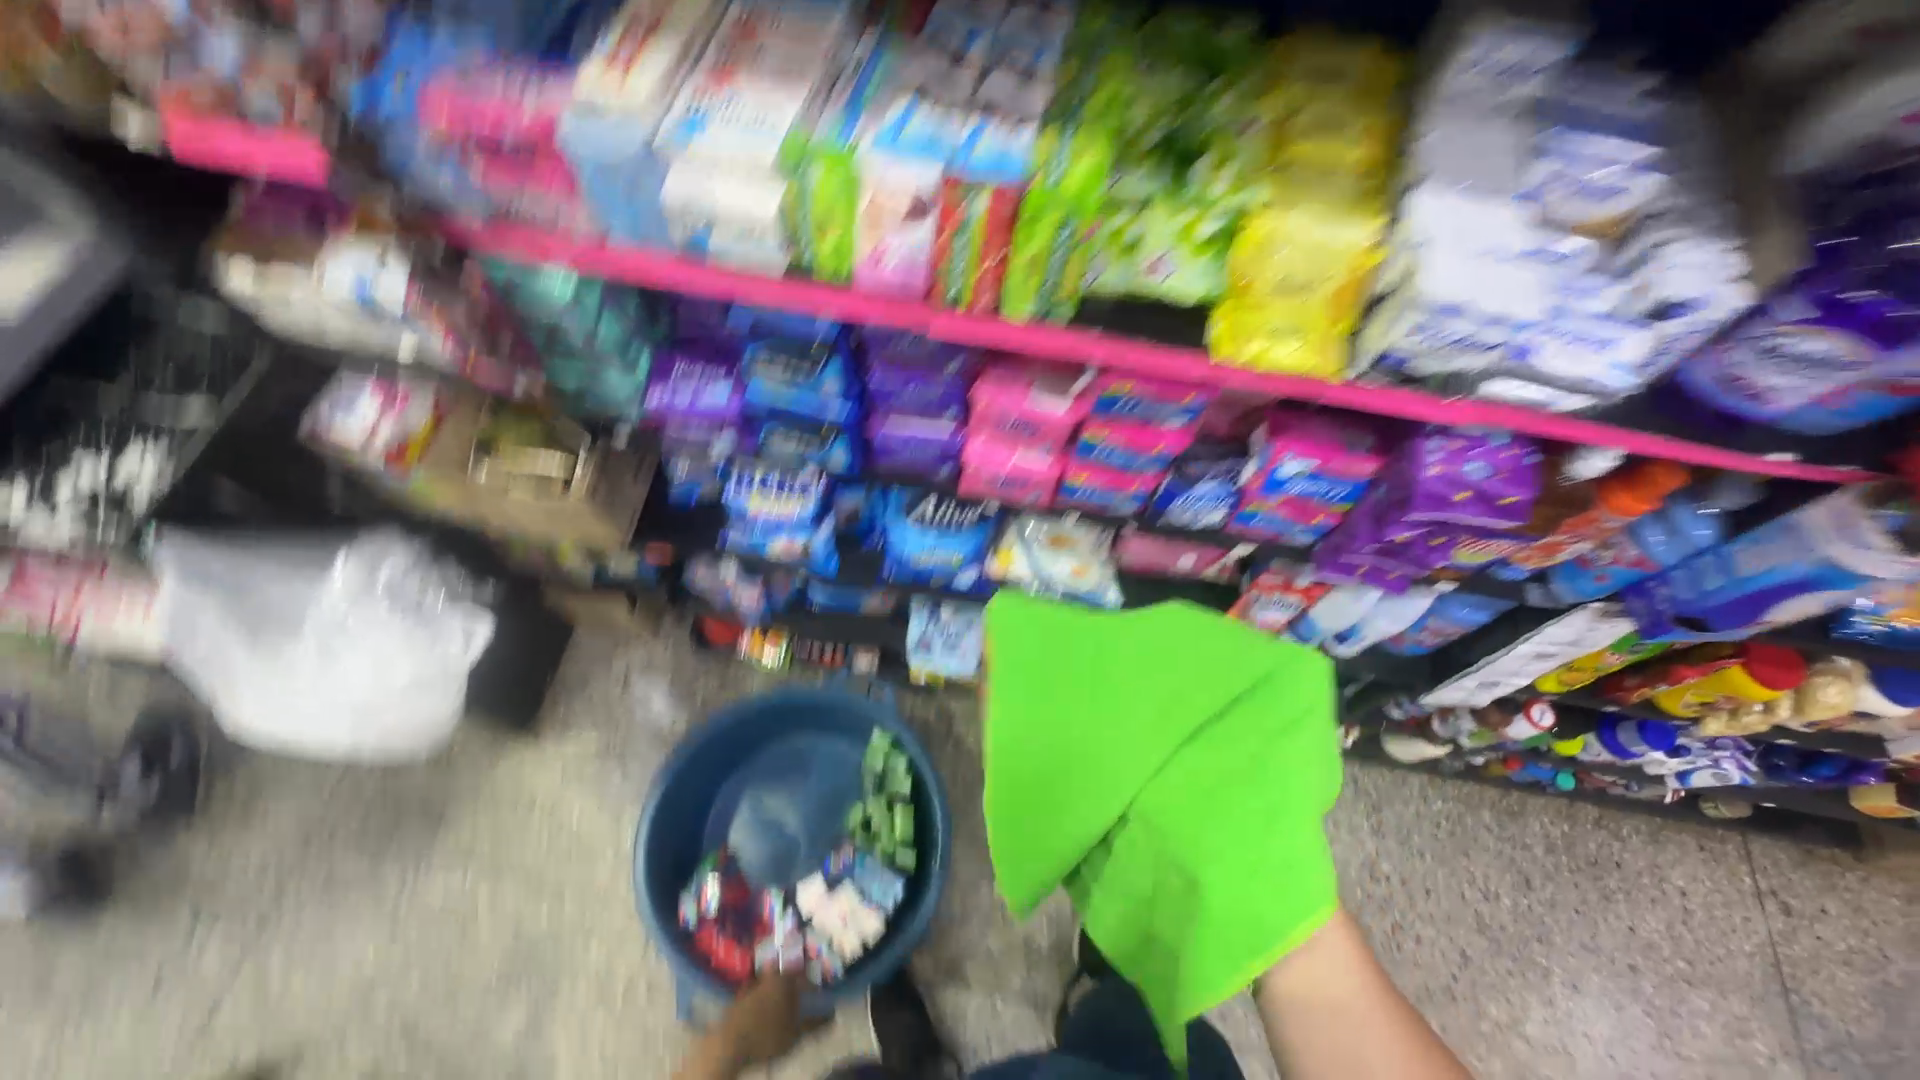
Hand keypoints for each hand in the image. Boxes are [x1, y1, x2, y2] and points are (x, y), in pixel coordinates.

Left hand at [714, 972, 828, 1069]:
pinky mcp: (737, 999)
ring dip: (776, 989)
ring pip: (768, 982)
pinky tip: (764, 1009)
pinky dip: (762, 998)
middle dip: (793, 981)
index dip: (812, 983)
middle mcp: (767, 977)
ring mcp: (750, 987)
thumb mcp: (796, 1034)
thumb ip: (815, 1023)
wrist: (728, 1045)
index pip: (803, 975)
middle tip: (801, 992)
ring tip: (783, 1001)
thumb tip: (833, 1015)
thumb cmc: (767, 1036)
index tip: (818, 991)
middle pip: (784, 975)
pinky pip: (755, 993)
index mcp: (784, 981)